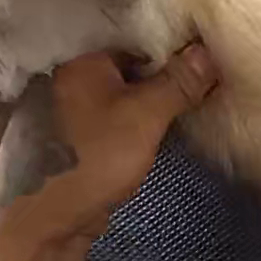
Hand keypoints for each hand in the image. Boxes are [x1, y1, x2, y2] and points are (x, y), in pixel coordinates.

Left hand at [0, 45, 218, 260]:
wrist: (54, 214)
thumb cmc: (97, 156)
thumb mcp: (146, 117)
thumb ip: (176, 84)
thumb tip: (206, 51)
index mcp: (83, 64)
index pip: (135, 46)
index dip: (170, 58)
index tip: (201, 73)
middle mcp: (72, 83)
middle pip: (128, 74)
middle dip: (160, 84)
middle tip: (198, 95)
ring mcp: (72, 116)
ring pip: (120, 102)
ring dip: (148, 110)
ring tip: (183, 116)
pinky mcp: (77, 145)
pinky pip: (113, 126)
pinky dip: (133, 130)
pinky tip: (154, 140)